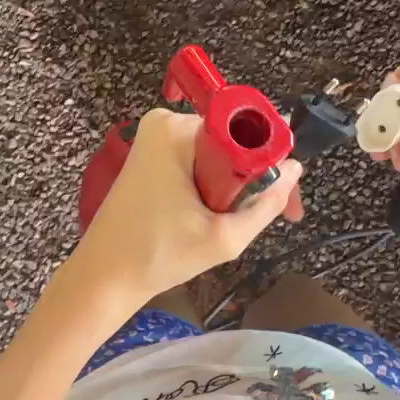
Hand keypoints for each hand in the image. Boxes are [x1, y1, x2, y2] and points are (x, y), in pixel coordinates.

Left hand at [66, 109, 303, 308]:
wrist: (104, 277)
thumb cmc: (159, 255)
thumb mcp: (224, 236)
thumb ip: (267, 203)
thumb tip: (296, 169)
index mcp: (177, 130)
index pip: (243, 126)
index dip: (271, 157)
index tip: (286, 194)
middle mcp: (164, 122)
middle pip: (231, 138)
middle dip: (253, 176)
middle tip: (262, 217)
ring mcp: (153, 137)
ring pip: (216, 151)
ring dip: (232, 184)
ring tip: (233, 222)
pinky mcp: (149, 155)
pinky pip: (196, 159)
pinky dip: (211, 183)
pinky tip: (213, 214)